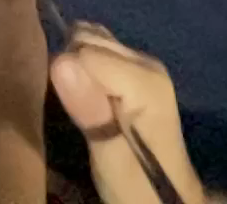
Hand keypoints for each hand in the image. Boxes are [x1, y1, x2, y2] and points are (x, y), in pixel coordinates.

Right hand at [50, 24, 204, 203]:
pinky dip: (82, 66)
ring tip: (81, 104)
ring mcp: (141, 62)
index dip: (68, 79)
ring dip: (75, 66)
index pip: (84, 52)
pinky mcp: (133, 68)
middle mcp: (145, 60)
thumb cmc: (139, 188)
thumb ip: (91, 112)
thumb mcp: (112, 160)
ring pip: (89, 40)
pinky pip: (95, 49)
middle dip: (70, 67)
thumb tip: (60, 62)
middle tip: (76, 111)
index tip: (71, 113)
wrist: (166, 200)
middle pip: (86, 39)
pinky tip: (87, 95)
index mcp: (145, 79)